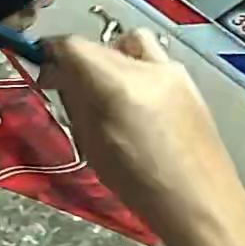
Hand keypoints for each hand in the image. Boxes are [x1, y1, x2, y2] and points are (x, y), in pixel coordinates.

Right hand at [41, 29, 244, 239]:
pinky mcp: (188, 81)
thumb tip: (60, 76)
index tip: (43, 73)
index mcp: (117, 85)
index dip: (50, 53)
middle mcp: (146, 68)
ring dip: (107, 56)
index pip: (72, 46)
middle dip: (76, 61)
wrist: (200, 202)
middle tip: (67, 87)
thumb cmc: (138, 183)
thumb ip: (75, 100)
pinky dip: (132, 65)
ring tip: (104, 87)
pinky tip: (133, 98)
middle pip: (96, 45)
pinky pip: (150, 57)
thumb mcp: (91, 143)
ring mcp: (172, 71)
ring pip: (125, 43)